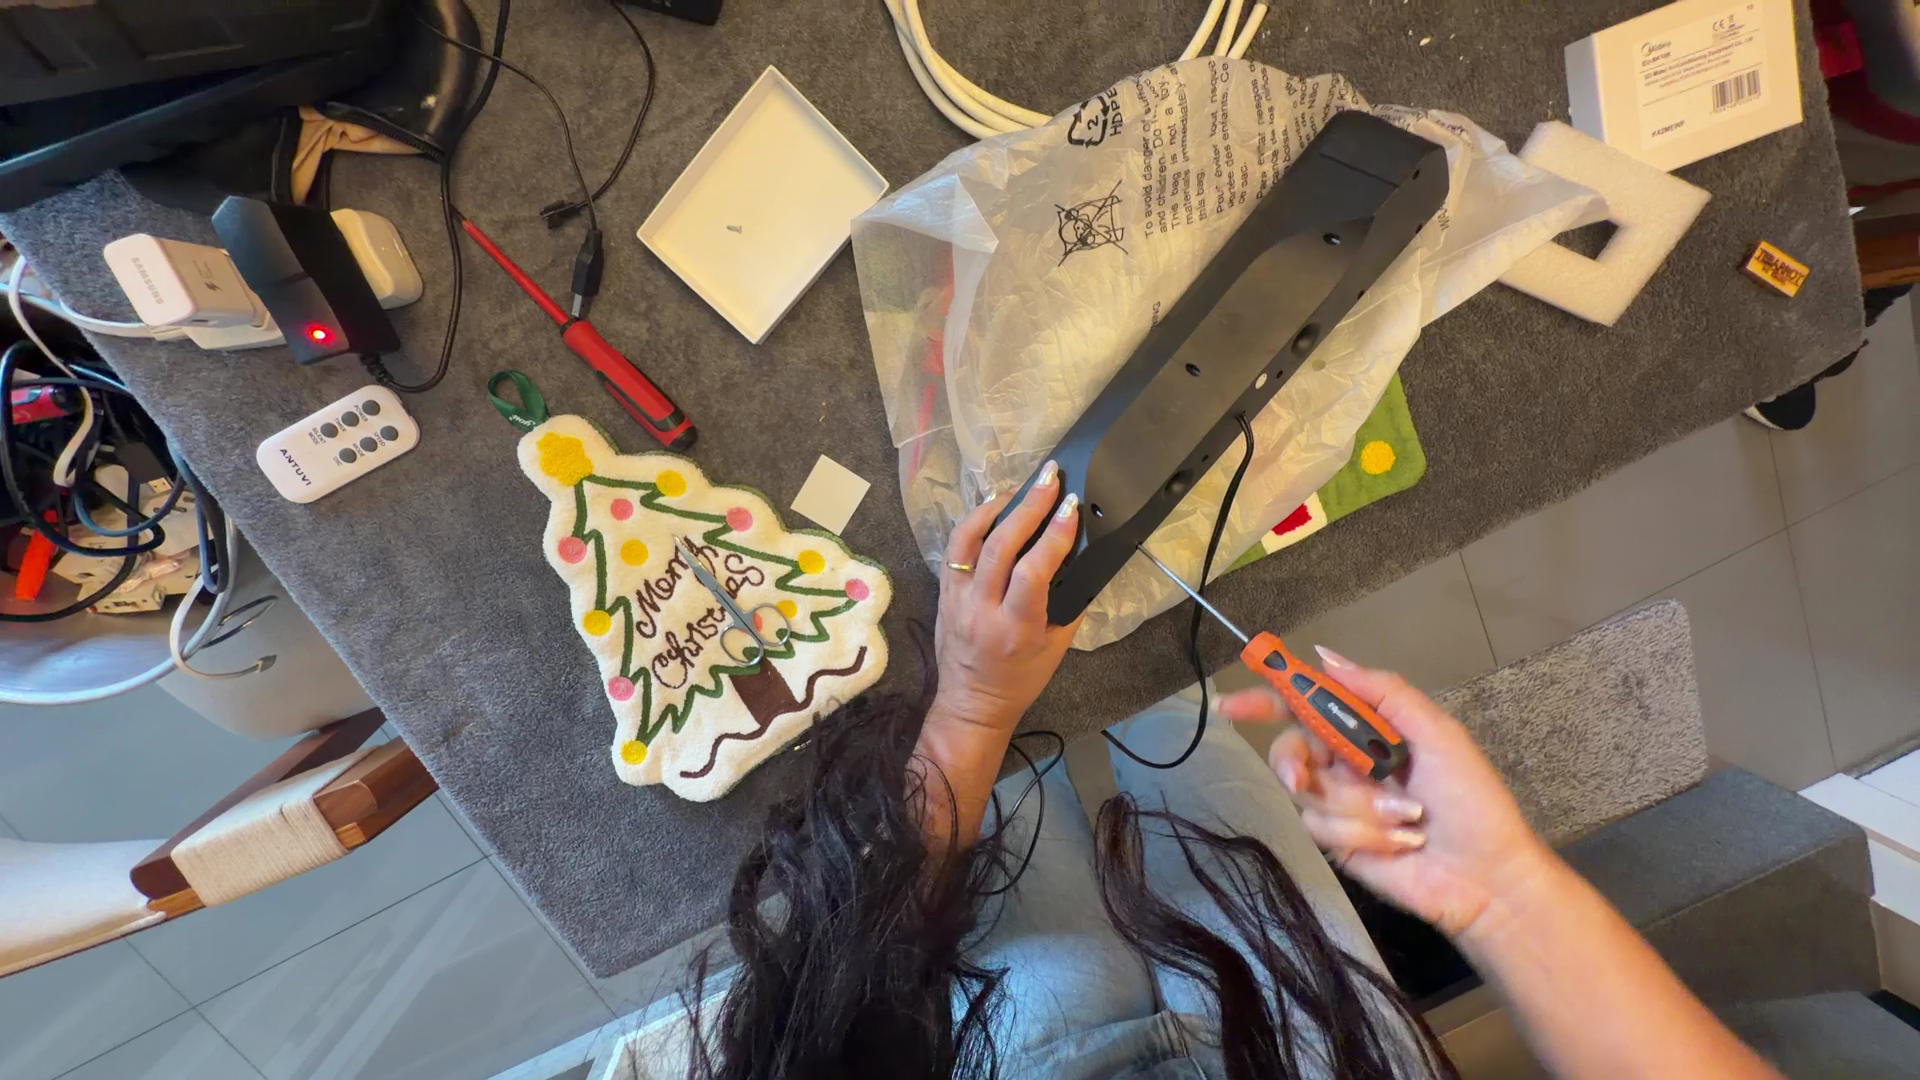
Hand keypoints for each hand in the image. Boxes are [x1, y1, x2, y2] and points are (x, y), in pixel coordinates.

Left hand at [930, 463, 1082, 734]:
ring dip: (995, 507)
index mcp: (1016, 628)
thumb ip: (1068, 602)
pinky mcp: (943, 592)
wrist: (972, 702)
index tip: (1071, 506)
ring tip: (1019, 488)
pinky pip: (954, 548)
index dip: (1054, 535)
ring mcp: (957, 598)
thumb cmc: (1021, 679)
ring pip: (969, 540)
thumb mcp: (1057, 647)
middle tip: (1050, 477)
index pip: (1033, 572)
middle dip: (1028, 506)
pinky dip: (973, 523)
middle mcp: (982, 609)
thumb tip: (1078, 556)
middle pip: (1001, 546)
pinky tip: (991, 507)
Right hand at [1220, 650, 1557, 939]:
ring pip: (1306, 792)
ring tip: (1404, 818)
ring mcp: (1335, 802)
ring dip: (1356, 806)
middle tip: (1302, 778)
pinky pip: (1320, 826)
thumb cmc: (1470, 800)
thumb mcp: (1436, 734)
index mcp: (1362, 732)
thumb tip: (1322, 656)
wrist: (1488, 878)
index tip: (1229, 704)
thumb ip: (1381, 691)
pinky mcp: (1334, 840)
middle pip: (1287, 748)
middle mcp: (1341, 762)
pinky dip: (1361, 833)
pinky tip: (1399, 842)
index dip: (1263, 700)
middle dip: (1293, 762)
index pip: (1302, 706)